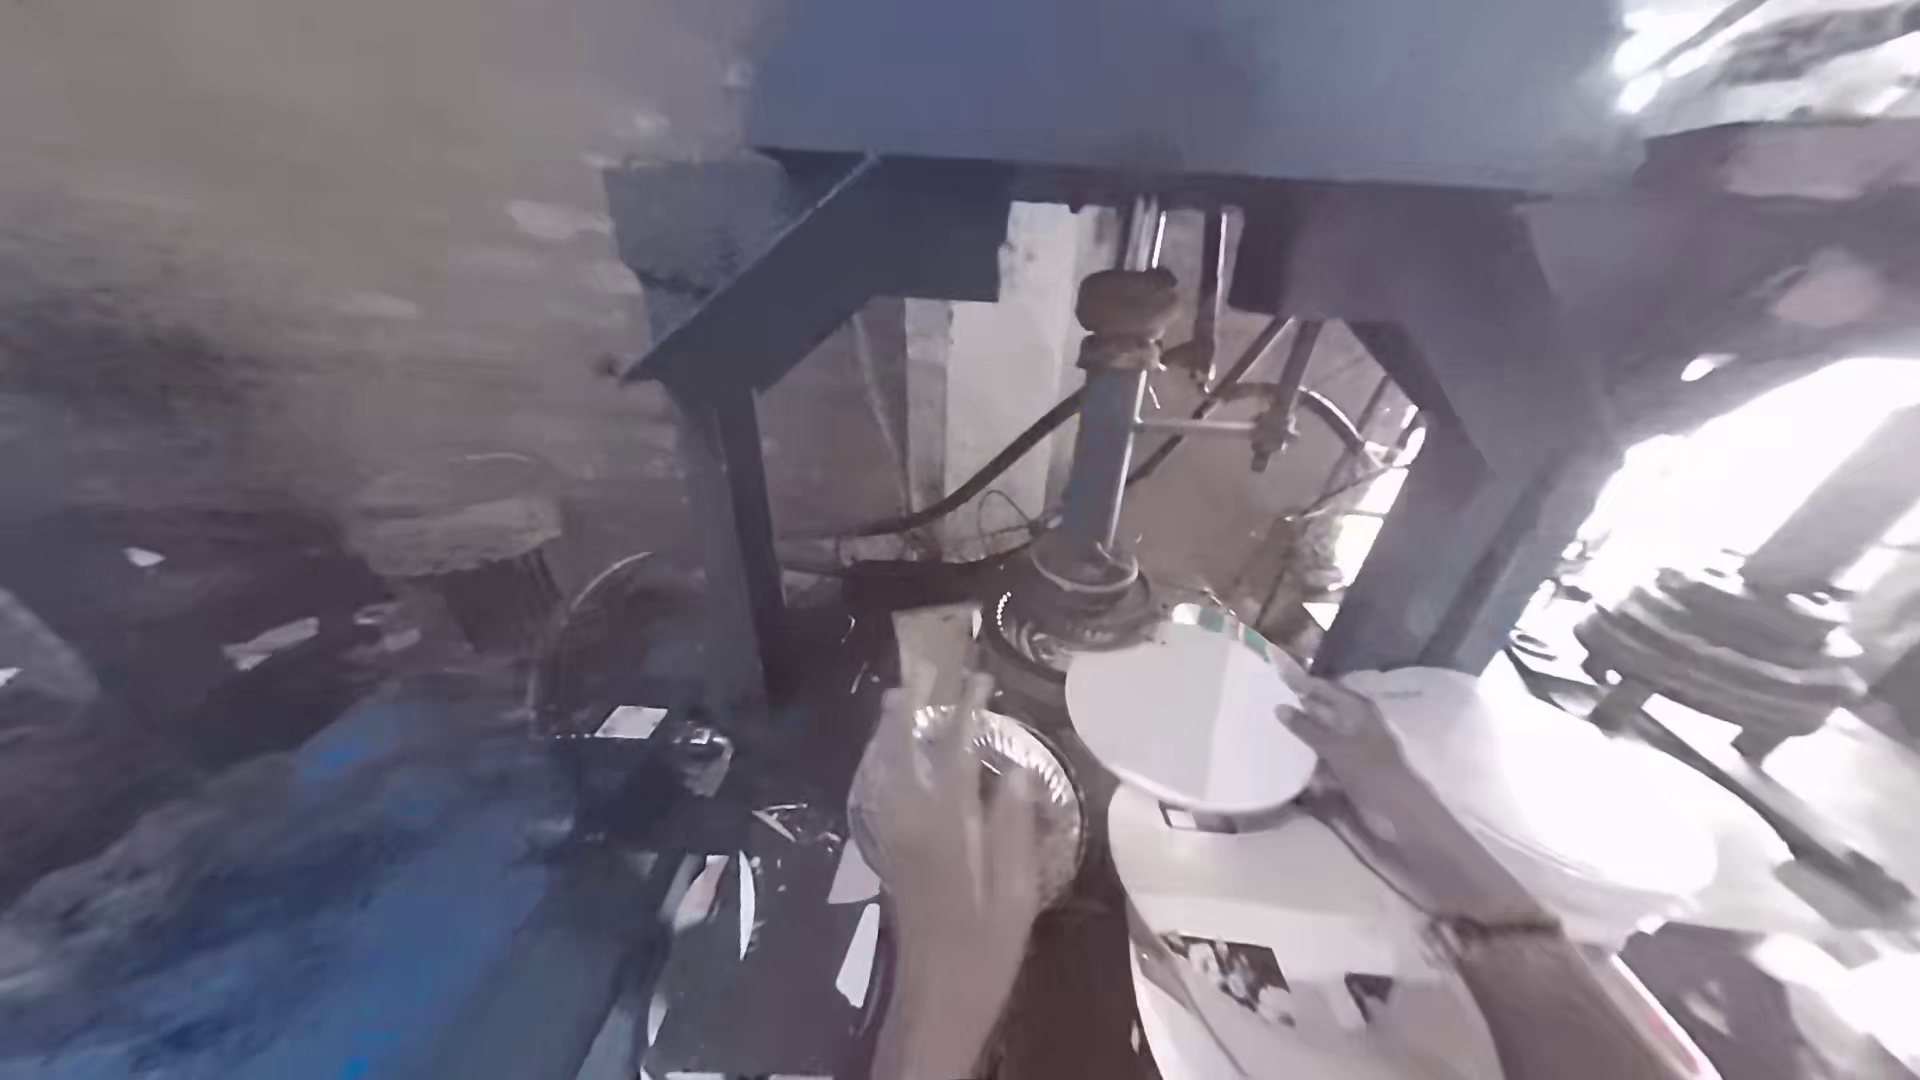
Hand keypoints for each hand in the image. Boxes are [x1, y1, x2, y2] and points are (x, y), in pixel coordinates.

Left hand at [857, 673, 1049, 1079]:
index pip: (958, 752)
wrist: (934, 1000)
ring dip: (892, 724)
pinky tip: (887, 746)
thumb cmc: (985, 949)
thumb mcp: (1016, 894)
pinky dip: (881, 755)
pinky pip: (879, 785)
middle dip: (914, 704)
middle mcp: (912, 820)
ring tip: (899, 691)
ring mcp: (893, 832)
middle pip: (906, 748)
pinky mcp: (887, 846)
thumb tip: (1021, 770)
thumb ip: (1014, 828)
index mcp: (948, 827)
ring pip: (884, 764)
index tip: (981, 680)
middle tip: (925, 667)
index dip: (968, 711)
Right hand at [1281, 677, 1553, 925]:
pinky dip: (1288, 776)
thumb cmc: (1389, 793)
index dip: (1310, 682)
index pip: (1333, 694)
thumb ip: (1312, 731)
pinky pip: (1306, 782)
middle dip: (1294, 710)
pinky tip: (1265, 770)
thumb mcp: (1347, 755)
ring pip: (1311, 751)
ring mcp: (1345, 773)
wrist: (1421, 853)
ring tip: (1252, 729)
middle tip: (1255, 698)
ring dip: (1287, 743)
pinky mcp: (1336, 800)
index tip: (1276, 671)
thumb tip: (1281, 706)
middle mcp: (1353, 744)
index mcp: (1363, 725)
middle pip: (1321, 719)